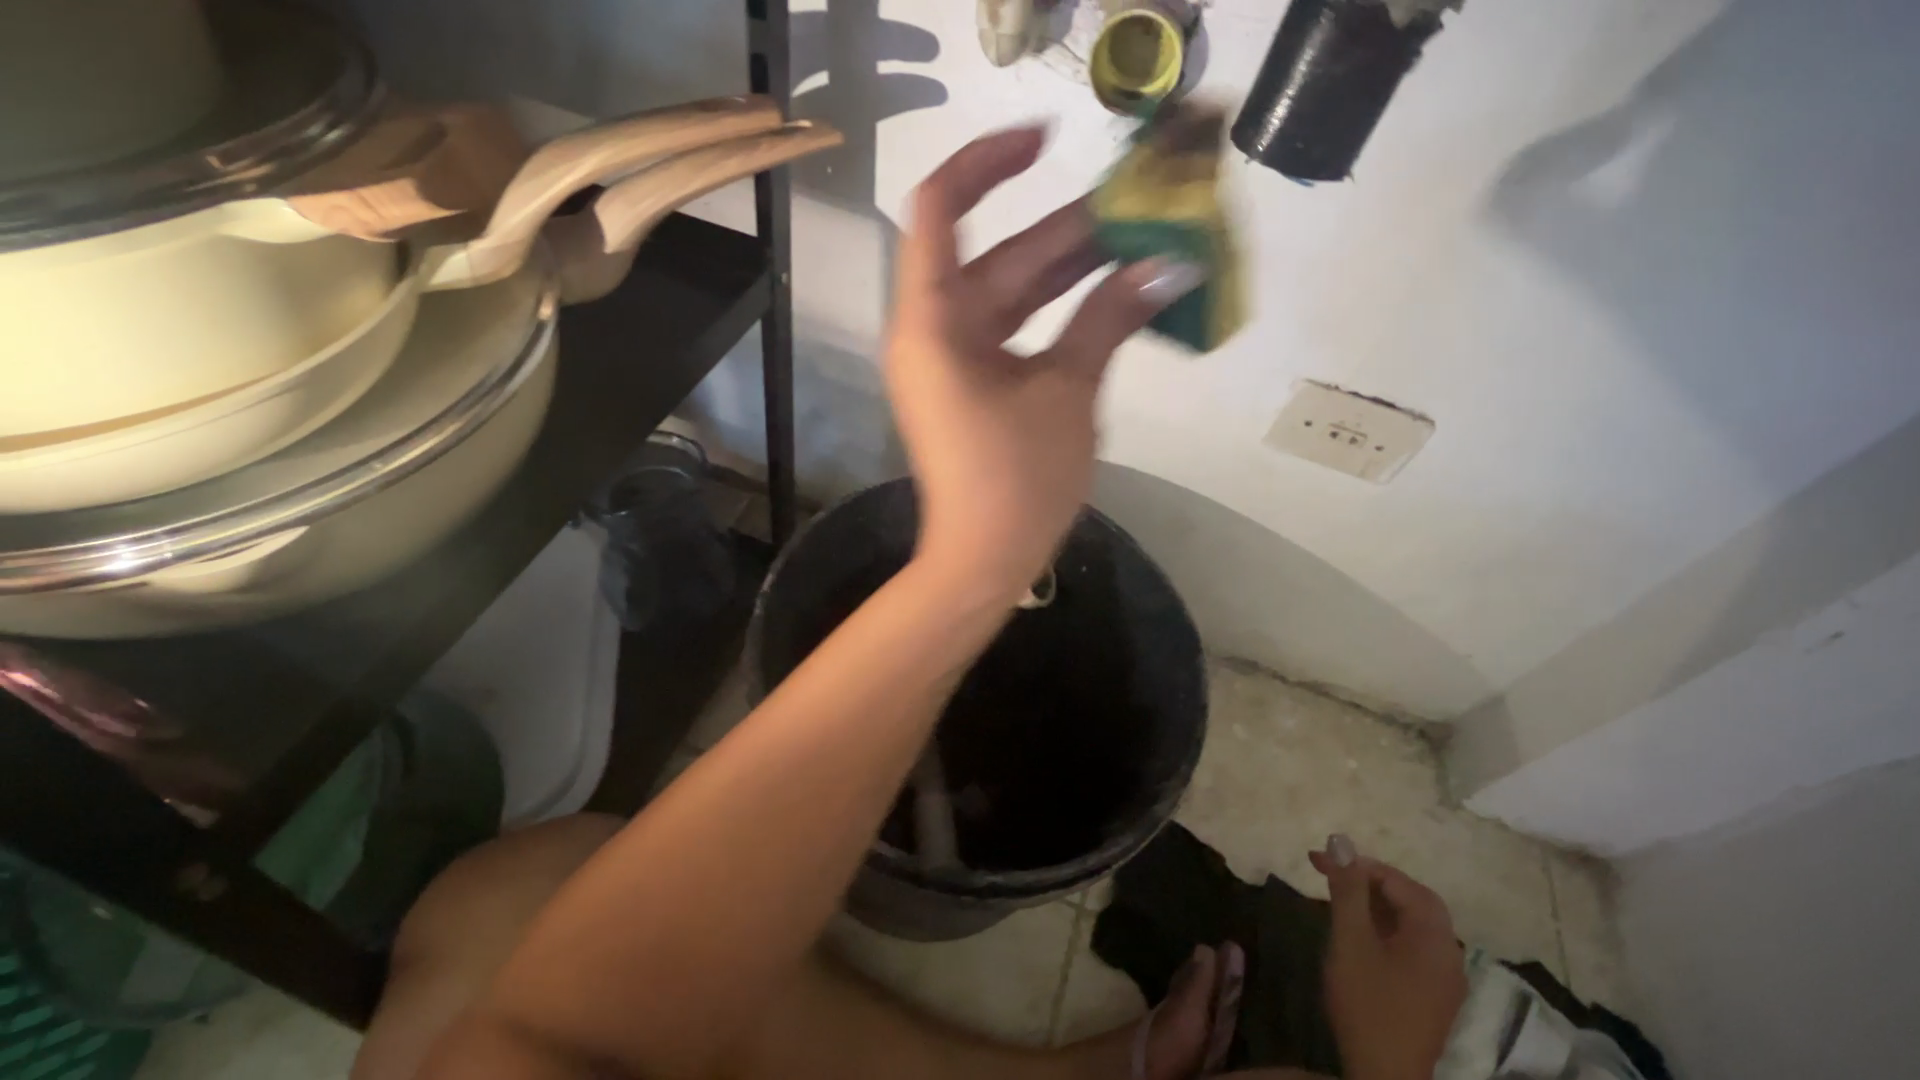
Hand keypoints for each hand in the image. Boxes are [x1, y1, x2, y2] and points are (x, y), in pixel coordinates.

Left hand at [887, 125, 1202, 602]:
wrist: (983, 560)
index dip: (988, 161)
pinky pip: (1017, 327)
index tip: (1050, 143)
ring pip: (1012, 290)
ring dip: (1072, 268)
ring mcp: (953, 357)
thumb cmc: (1015, 480)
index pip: (940, 208)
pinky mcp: (975, 382)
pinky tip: (1117, 292)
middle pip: (995, 252)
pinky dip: (1060, 311)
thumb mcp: (1067, 394)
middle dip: (1068, 227)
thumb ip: (1108, 321)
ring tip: (1145, 238)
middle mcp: (932, 328)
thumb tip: (1164, 267)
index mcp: (932, 321)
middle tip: (1140, 203)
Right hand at [1309, 836, 1467, 1079]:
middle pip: (1412, 899)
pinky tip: (1359, 938)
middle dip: (1369, 881)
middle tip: (1329, 875)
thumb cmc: (1368, 1004)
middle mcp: (1449, 951)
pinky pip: (1412, 947)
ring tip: (1337, 901)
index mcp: (1434, 934)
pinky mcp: (1434, 996)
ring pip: (1412, 924)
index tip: (1316, 859)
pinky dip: (1385, 930)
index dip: (1358, 865)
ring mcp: (1445, 977)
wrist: (1386, 1076)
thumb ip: (1347, 890)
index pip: (1398, 881)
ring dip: (1376, 905)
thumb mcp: (1350, 941)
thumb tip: (1341, 840)